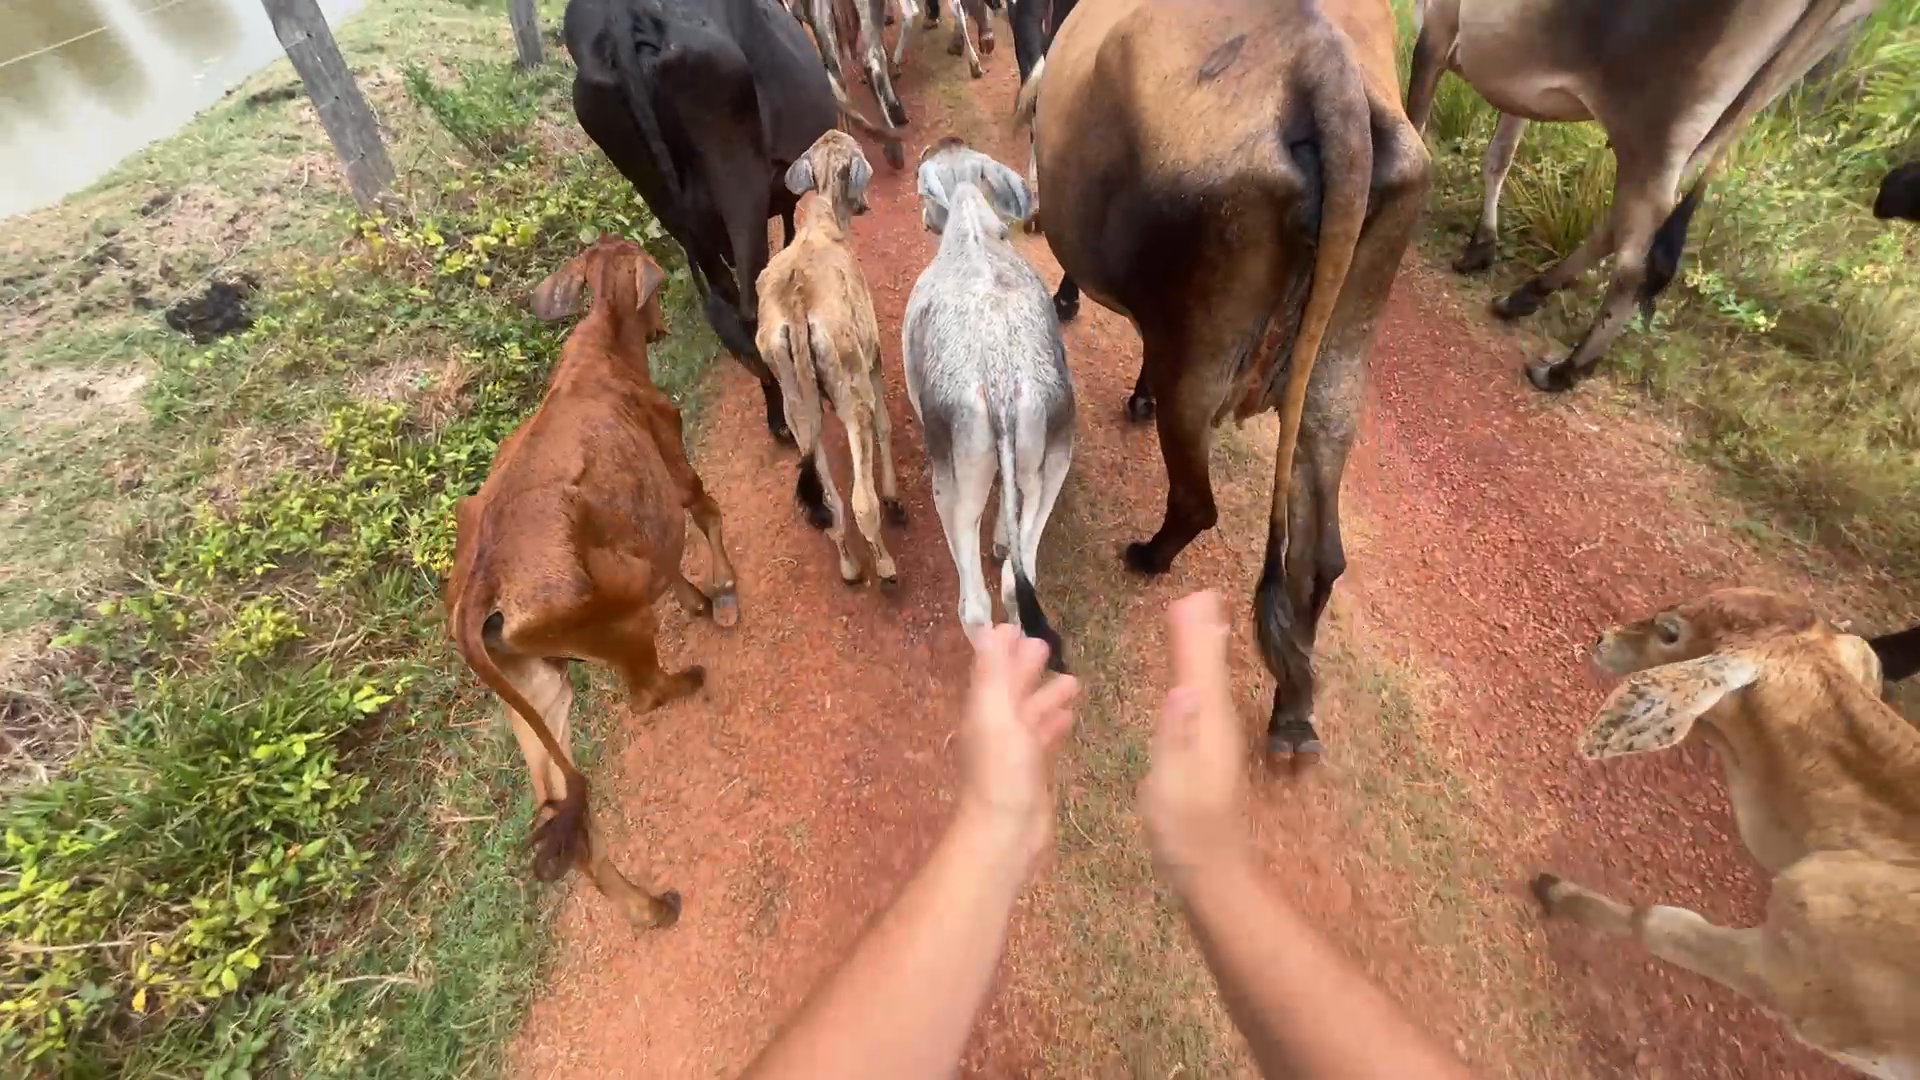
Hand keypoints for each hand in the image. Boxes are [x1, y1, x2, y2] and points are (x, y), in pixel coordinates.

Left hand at [955, 623, 1079, 873]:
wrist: (1007, 832)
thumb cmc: (1002, 770)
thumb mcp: (996, 712)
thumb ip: (992, 672)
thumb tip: (988, 630)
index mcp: (982, 709)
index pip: (989, 669)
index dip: (1001, 649)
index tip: (1016, 627)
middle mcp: (994, 725)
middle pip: (1010, 688)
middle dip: (1025, 666)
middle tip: (1046, 644)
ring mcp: (1012, 749)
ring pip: (1029, 712)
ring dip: (1046, 694)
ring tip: (1073, 680)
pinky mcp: (1030, 769)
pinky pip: (1041, 737)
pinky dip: (1053, 723)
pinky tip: (1069, 717)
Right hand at [1141, 591, 1250, 889]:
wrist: (1211, 869)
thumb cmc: (1183, 828)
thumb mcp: (1172, 784)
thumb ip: (1176, 736)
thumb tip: (1183, 689)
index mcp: (1204, 725)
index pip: (1199, 669)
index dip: (1195, 634)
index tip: (1192, 597)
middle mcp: (1216, 723)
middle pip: (1210, 668)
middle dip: (1204, 632)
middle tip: (1202, 594)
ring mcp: (1216, 736)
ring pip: (1210, 680)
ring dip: (1205, 647)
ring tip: (1203, 617)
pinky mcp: (1209, 748)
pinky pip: (1205, 696)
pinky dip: (1202, 673)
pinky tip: (1196, 673)